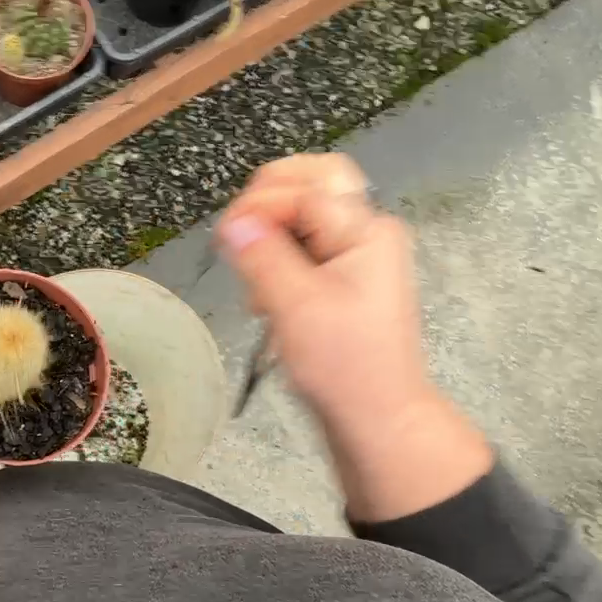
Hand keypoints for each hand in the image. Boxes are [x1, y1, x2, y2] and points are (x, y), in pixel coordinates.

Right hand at [217, 153, 428, 434]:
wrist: (374, 416)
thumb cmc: (344, 366)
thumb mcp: (297, 307)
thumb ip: (263, 258)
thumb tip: (232, 221)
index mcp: (366, 231)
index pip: (304, 189)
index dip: (260, 205)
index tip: (226, 237)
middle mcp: (364, 233)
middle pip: (310, 185)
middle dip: (267, 207)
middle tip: (238, 240)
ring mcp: (352, 257)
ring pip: (299, 218)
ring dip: (268, 241)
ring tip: (256, 285)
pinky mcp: (338, 281)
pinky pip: (299, 251)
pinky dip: (274, 265)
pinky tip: (265, 300)